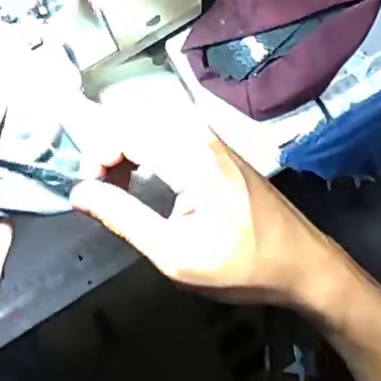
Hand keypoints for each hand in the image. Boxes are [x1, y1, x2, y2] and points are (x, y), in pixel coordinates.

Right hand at [68, 111, 337, 308]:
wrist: (299, 260)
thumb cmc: (240, 265)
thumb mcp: (175, 256)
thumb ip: (123, 218)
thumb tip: (80, 193)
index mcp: (190, 156)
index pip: (125, 130)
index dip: (96, 154)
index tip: (88, 189)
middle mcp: (198, 132)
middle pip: (134, 115)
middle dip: (106, 146)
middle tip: (98, 187)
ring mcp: (208, 132)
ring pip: (148, 116)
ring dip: (123, 142)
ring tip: (116, 183)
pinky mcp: (212, 139)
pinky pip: (164, 123)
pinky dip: (142, 141)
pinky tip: (140, 172)